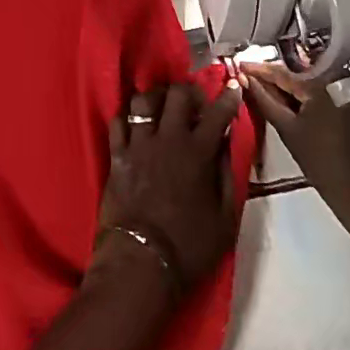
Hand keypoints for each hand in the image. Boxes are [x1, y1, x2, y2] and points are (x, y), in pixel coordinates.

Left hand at [96, 82, 240, 291]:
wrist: (141, 262)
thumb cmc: (189, 246)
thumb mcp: (225, 218)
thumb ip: (227, 176)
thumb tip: (226, 146)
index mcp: (198, 152)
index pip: (218, 113)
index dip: (228, 97)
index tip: (232, 87)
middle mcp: (168, 139)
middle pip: (177, 94)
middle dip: (188, 91)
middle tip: (193, 101)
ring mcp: (139, 145)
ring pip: (143, 100)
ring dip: (156, 97)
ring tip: (161, 105)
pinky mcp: (117, 156)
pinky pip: (118, 121)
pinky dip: (128, 117)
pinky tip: (135, 123)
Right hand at [239, 63, 349, 216]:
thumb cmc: (321, 163)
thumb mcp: (288, 130)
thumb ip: (265, 100)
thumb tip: (246, 79)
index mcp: (321, 82)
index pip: (282, 71)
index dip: (258, 69)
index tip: (238, 65)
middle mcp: (340, 75)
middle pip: (300, 71)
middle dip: (275, 75)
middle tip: (251, 77)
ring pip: (314, 78)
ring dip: (292, 83)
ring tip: (268, 88)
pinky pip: (327, 87)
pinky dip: (309, 91)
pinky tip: (293, 100)